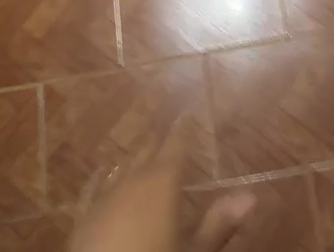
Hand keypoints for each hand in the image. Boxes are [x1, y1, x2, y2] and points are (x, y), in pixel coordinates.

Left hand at [67, 128, 254, 251]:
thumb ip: (218, 223)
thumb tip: (251, 195)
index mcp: (162, 183)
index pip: (175, 145)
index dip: (183, 128)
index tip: (188, 110)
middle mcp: (132, 180)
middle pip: (148, 151)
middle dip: (160, 140)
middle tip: (170, 126)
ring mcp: (103, 198)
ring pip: (123, 167)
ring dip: (135, 158)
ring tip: (145, 149)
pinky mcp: (82, 219)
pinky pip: (94, 188)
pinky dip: (105, 178)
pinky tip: (104, 174)